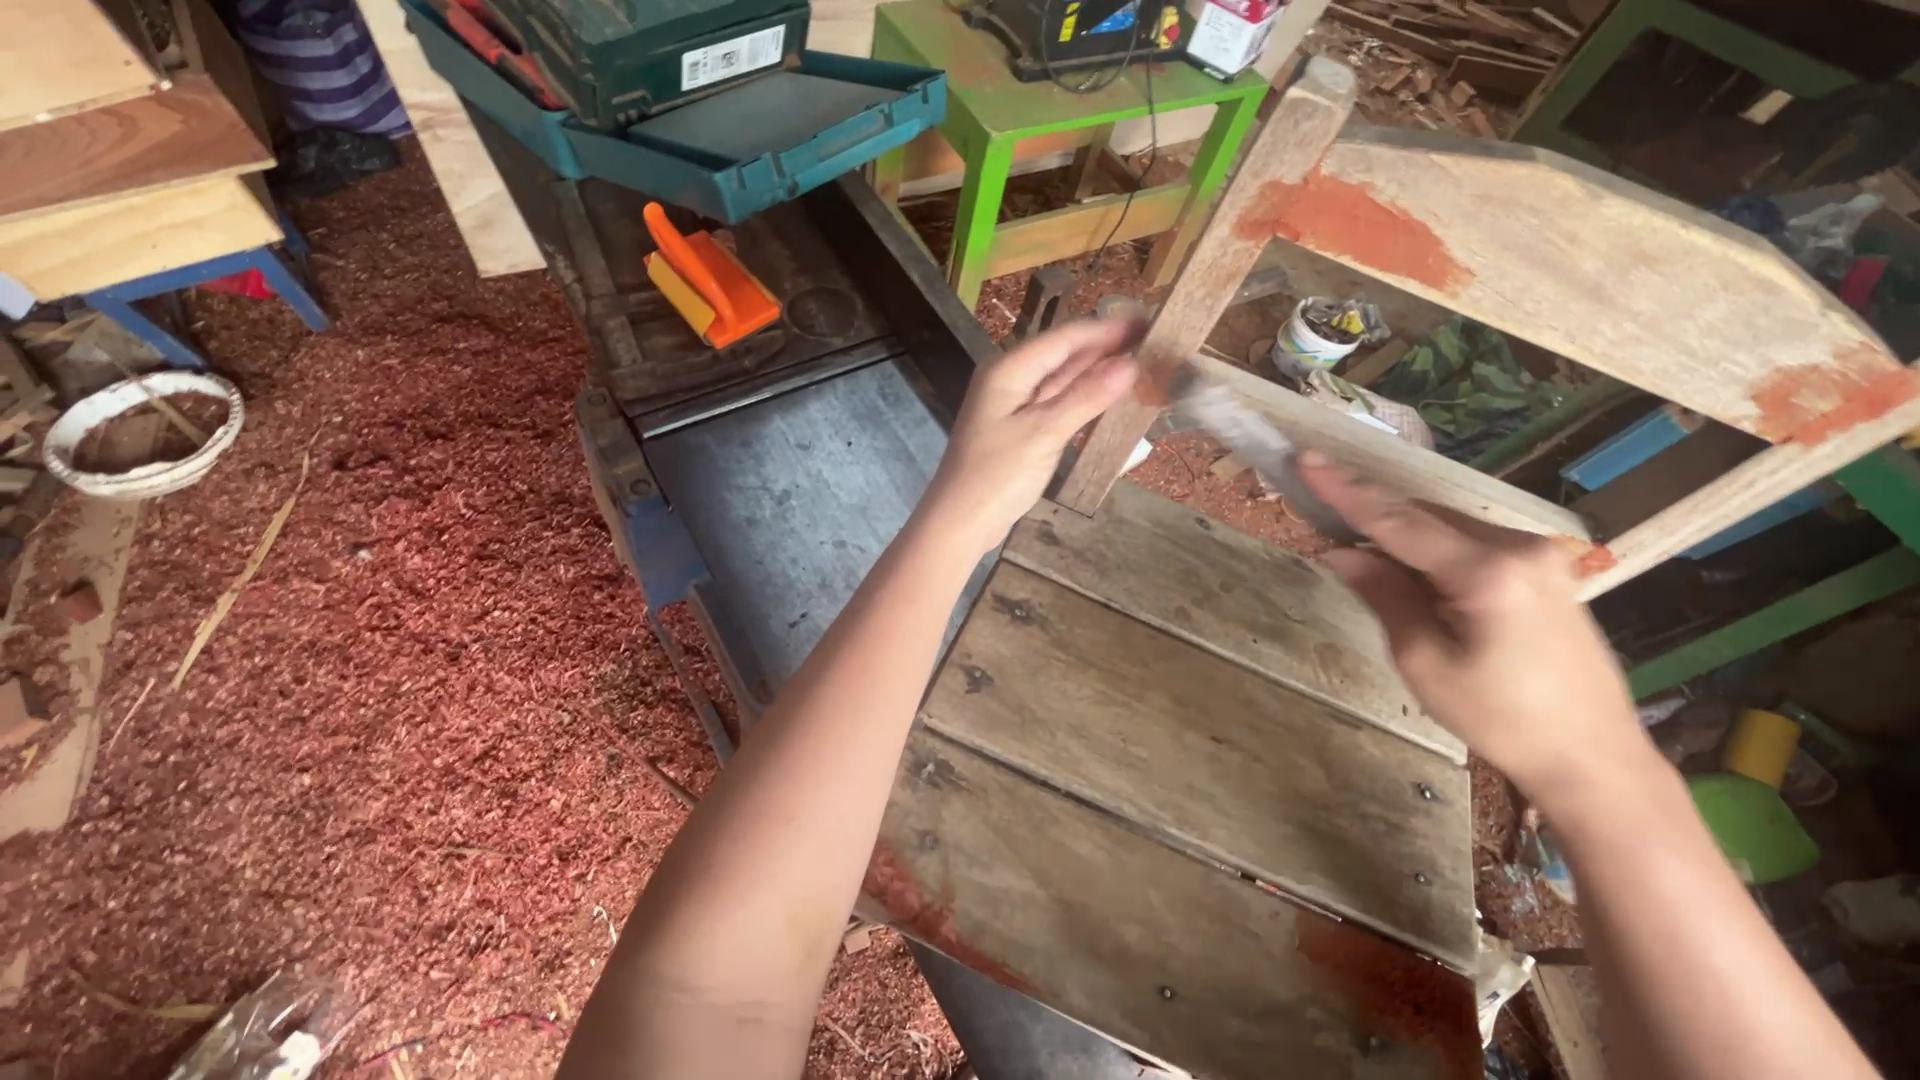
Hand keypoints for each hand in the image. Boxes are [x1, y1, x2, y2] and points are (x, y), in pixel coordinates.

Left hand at [919, 320, 1139, 558]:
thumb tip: (1130, 365)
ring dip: (1097, 373)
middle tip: (1153, 342)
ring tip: (1142, 363)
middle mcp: (1010, 380)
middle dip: (1105, 348)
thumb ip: (1086, 398)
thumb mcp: (1044, 434)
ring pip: (1062, 380)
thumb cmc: (996, 477)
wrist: (959, 523)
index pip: (1064, 338)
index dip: (1106, 329)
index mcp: (1008, 370)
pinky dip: (1083, 399)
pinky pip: (1057, 404)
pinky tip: (1110, 398)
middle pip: (1063, 355)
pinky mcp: (1020, 431)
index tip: (1148, 322)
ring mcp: (1014, 406)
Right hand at [1301, 455, 1644, 797]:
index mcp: (1487, 571)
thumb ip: (1383, 596)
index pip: (1399, 522)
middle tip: (1321, 518)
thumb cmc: (1501, 720)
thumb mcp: (1423, 662)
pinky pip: (1473, 544)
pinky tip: (1412, 574)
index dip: (1347, 491)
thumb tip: (1341, 553)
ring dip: (1403, 537)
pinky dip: (1434, 551)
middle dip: (1373, 517)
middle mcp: (1519, 548)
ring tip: (1363, 558)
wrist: (1593, 757)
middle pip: (1425, 518)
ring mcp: (1540, 556)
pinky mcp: (1547, 571)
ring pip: (1449, 529)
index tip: (1309, 459)